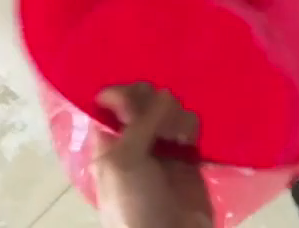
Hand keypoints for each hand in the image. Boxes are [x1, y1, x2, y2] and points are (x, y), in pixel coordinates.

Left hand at [89, 84, 213, 227]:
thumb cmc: (134, 204)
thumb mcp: (123, 163)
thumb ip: (139, 123)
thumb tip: (165, 93)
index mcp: (109, 143)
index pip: (111, 104)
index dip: (122, 94)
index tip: (134, 96)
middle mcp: (134, 140)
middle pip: (143, 101)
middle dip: (153, 102)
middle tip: (161, 113)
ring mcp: (161, 147)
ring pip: (169, 109)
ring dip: (174, 115)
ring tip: (177, 135)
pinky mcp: (187, 155)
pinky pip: (189, 125)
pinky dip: (190, 126)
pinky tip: (189, 141)